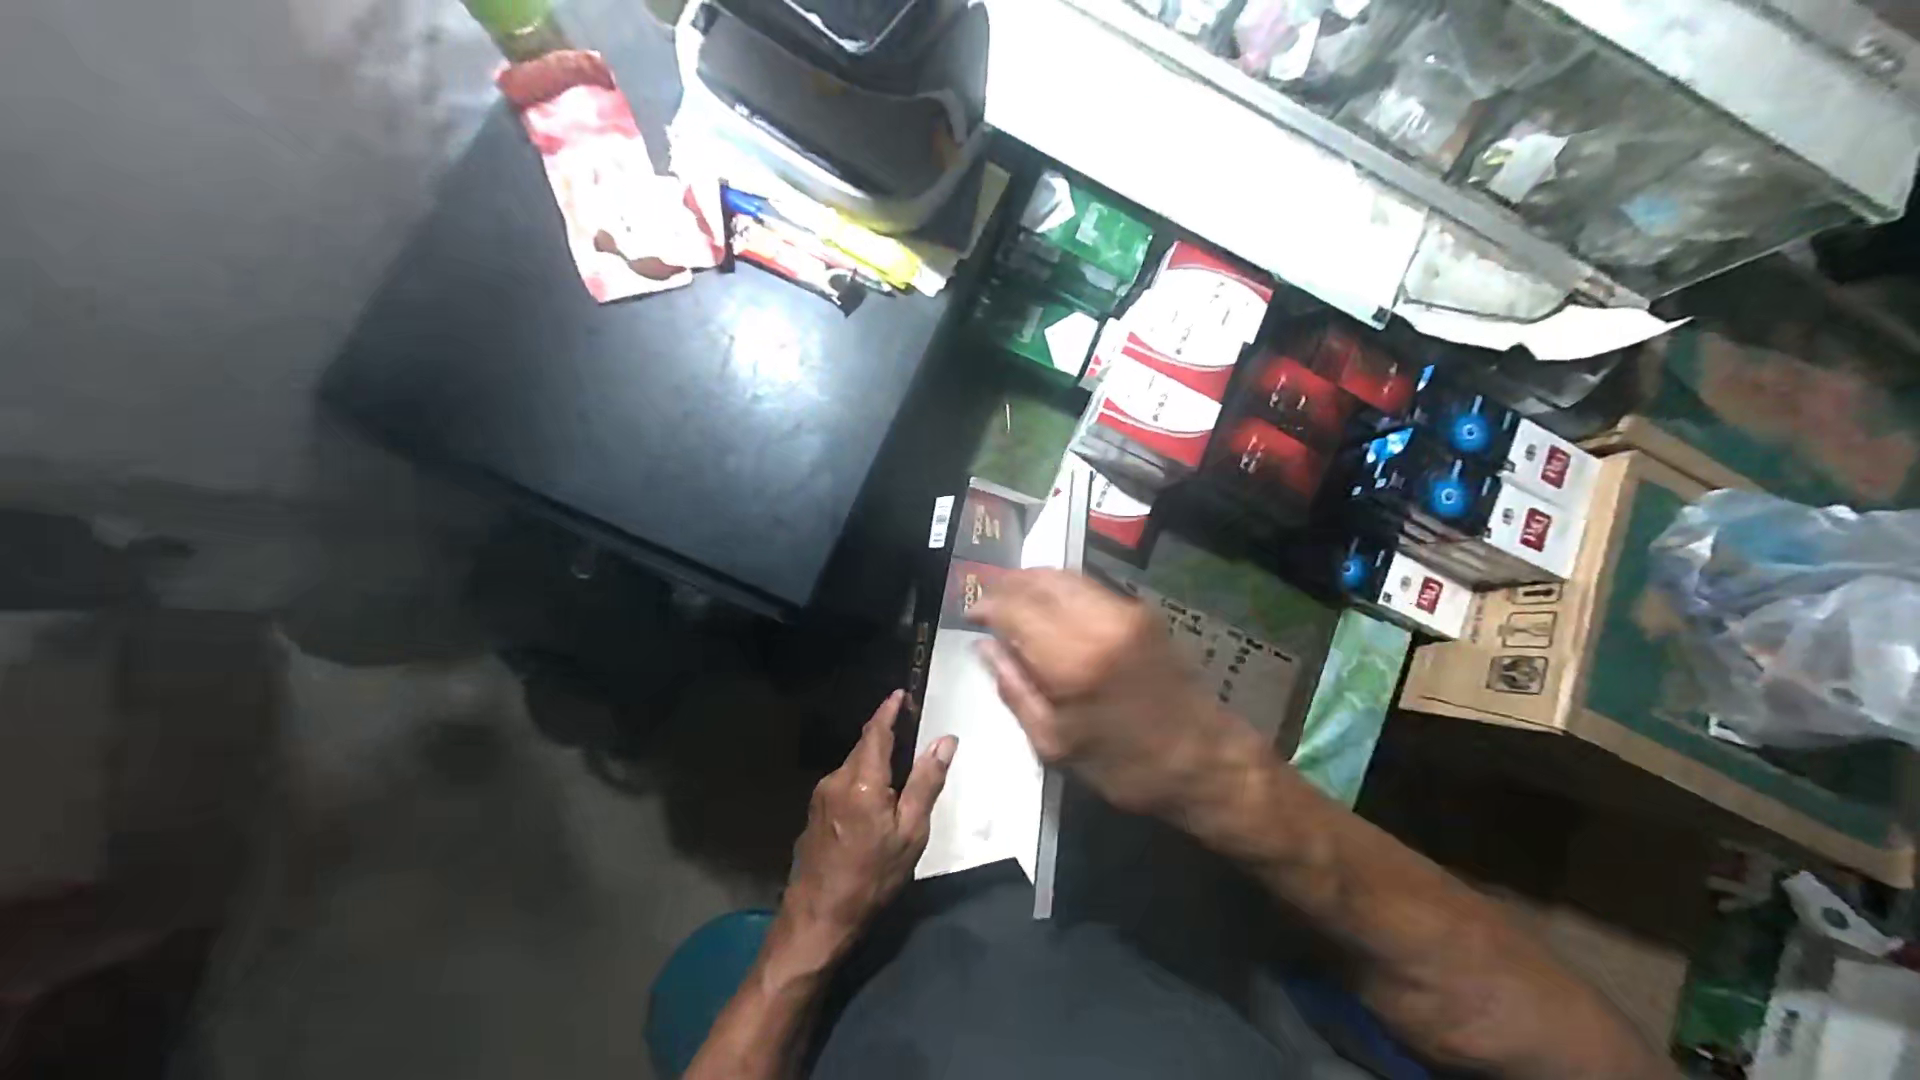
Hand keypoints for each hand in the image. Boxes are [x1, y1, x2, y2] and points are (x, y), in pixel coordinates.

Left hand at [774, 691, 955, 969]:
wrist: (818, 918)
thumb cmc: (872, 876)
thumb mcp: (910, 833)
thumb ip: (926, 782)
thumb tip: (945, 741)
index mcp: (862, 781)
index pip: (876, 731)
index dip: (889, 709)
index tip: (901, 693)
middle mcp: (836, 779)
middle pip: (864, 746)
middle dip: (885, 734)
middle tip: (910, 728)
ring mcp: (821, 796)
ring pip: (853, 765)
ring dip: (874, 759)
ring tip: (900, 768)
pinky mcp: (815, 812)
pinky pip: (844, 782)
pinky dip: (863, 778)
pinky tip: (877, 798)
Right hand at [973, 570, 1257, 817]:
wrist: (1205, 760)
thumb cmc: (1126, 766)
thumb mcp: (1056, 744)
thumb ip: (1015, 690)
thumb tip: (986, 648)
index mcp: (1071, 661)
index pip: (1014, 609)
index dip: (985, 605)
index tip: (970, 613)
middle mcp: (1098, 623)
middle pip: (1038, 580)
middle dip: (1006, 585)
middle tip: (986, 600)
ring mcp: (1125, 612)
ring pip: (1064, 576)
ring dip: (1032, 581)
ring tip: (1012, 599)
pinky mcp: (1142, 612)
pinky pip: (1089, 586)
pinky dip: (1060, 588)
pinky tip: (1048, 606)